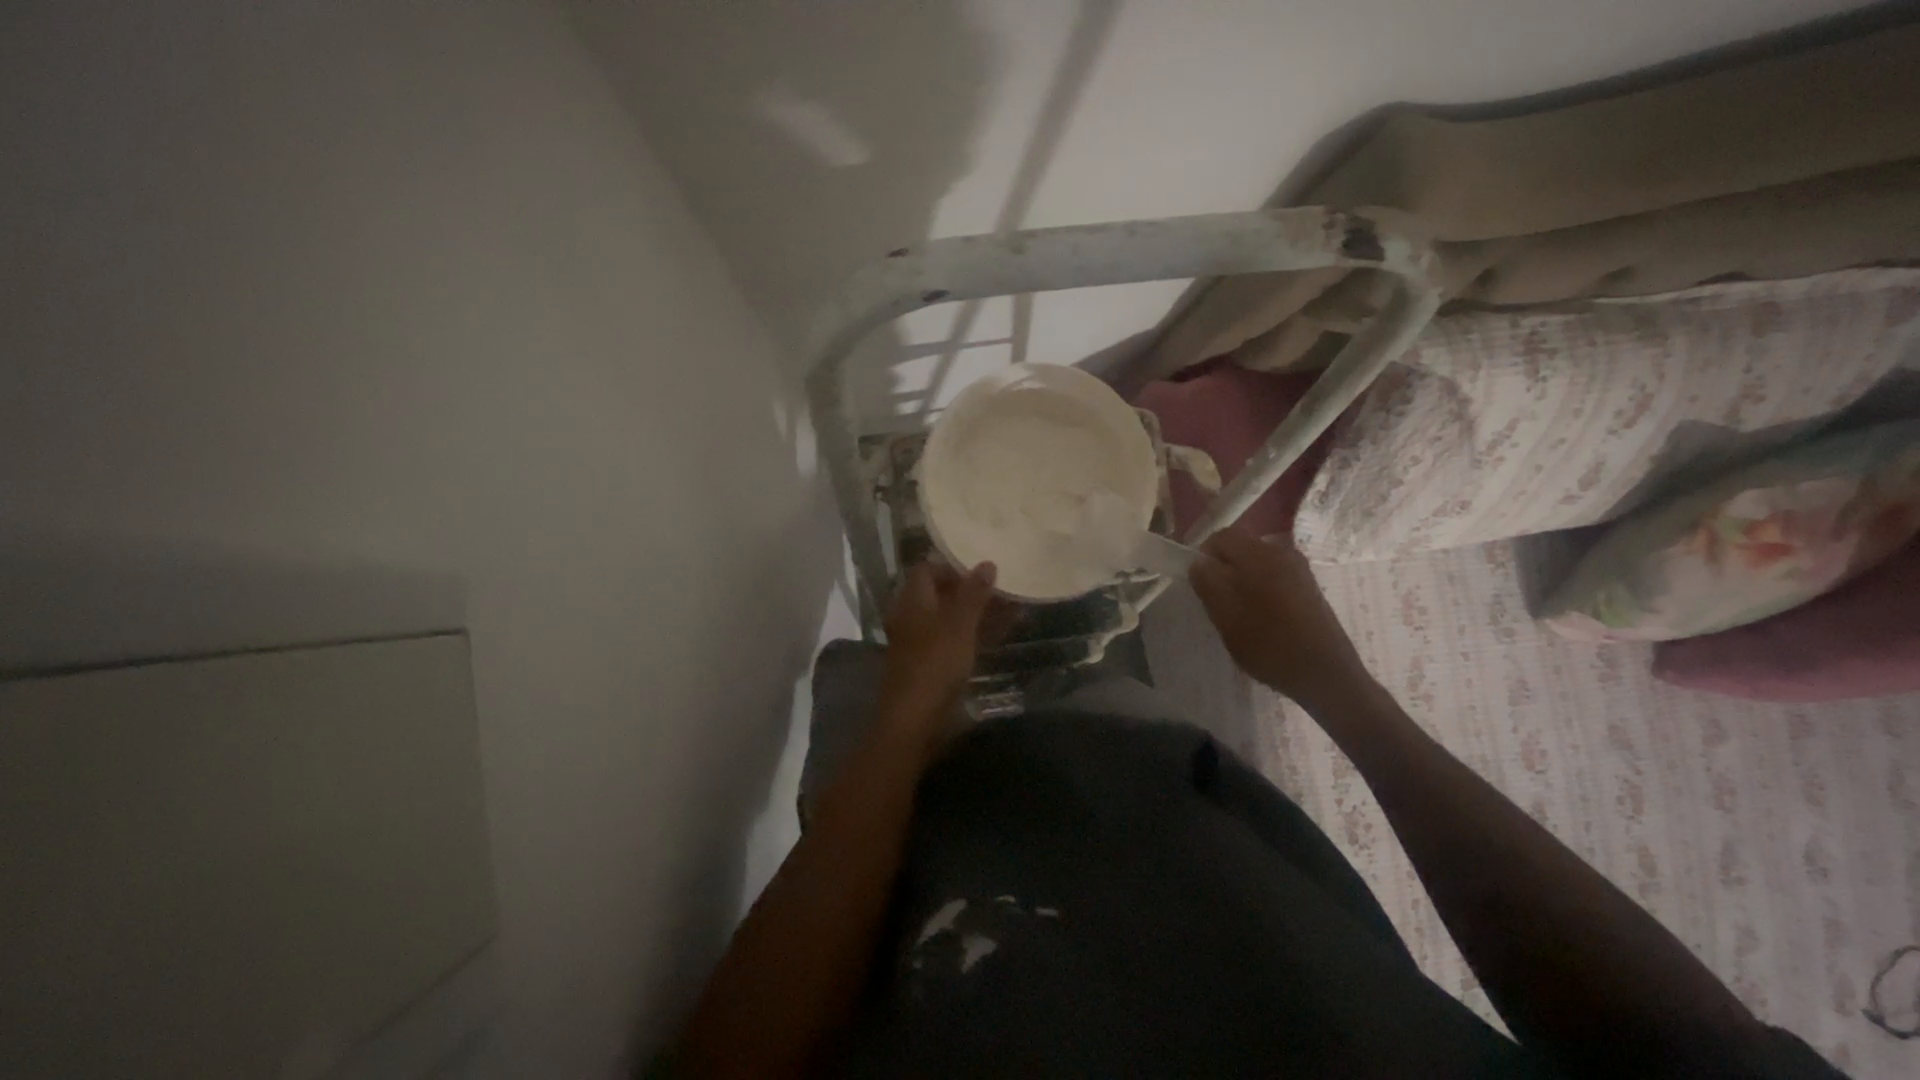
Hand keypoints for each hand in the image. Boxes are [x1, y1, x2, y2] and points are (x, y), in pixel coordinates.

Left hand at [879, 560, 997, 720]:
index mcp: (912, 601)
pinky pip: (956, 641)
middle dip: (973, 591)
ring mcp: (922, 644)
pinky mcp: (933, 667)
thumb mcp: (959, 624)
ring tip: (1014, 608)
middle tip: (1004, 589)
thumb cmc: (935, 664)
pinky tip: (1003, 634)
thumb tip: (987, 563)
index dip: (952, 567)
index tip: (982, 571)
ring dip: (980, 613)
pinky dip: (977, 635)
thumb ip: (974, 593)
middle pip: (941, 595)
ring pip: (953, 620)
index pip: (926, 570)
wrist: (915, 720)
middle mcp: (913, 619)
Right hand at [1188, 526, 1372, 706]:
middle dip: (1222, 568)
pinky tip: (1262, 617)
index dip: (1203, 556)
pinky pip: (1273, 575)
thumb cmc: (1271, 645)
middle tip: (1216, 602)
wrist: (1327, 673)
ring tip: (1239, 613)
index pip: (1220, 537)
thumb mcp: (1227, 618)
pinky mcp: (1308, 585)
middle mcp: (1281, 552)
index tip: (1198, 585)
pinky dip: (1260, 588)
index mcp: (1259, 555)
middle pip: (1240, 547)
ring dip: (1241, 580)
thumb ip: (1208, 584)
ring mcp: (1299, 568)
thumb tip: (1198, 562)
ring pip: (1256, 563)